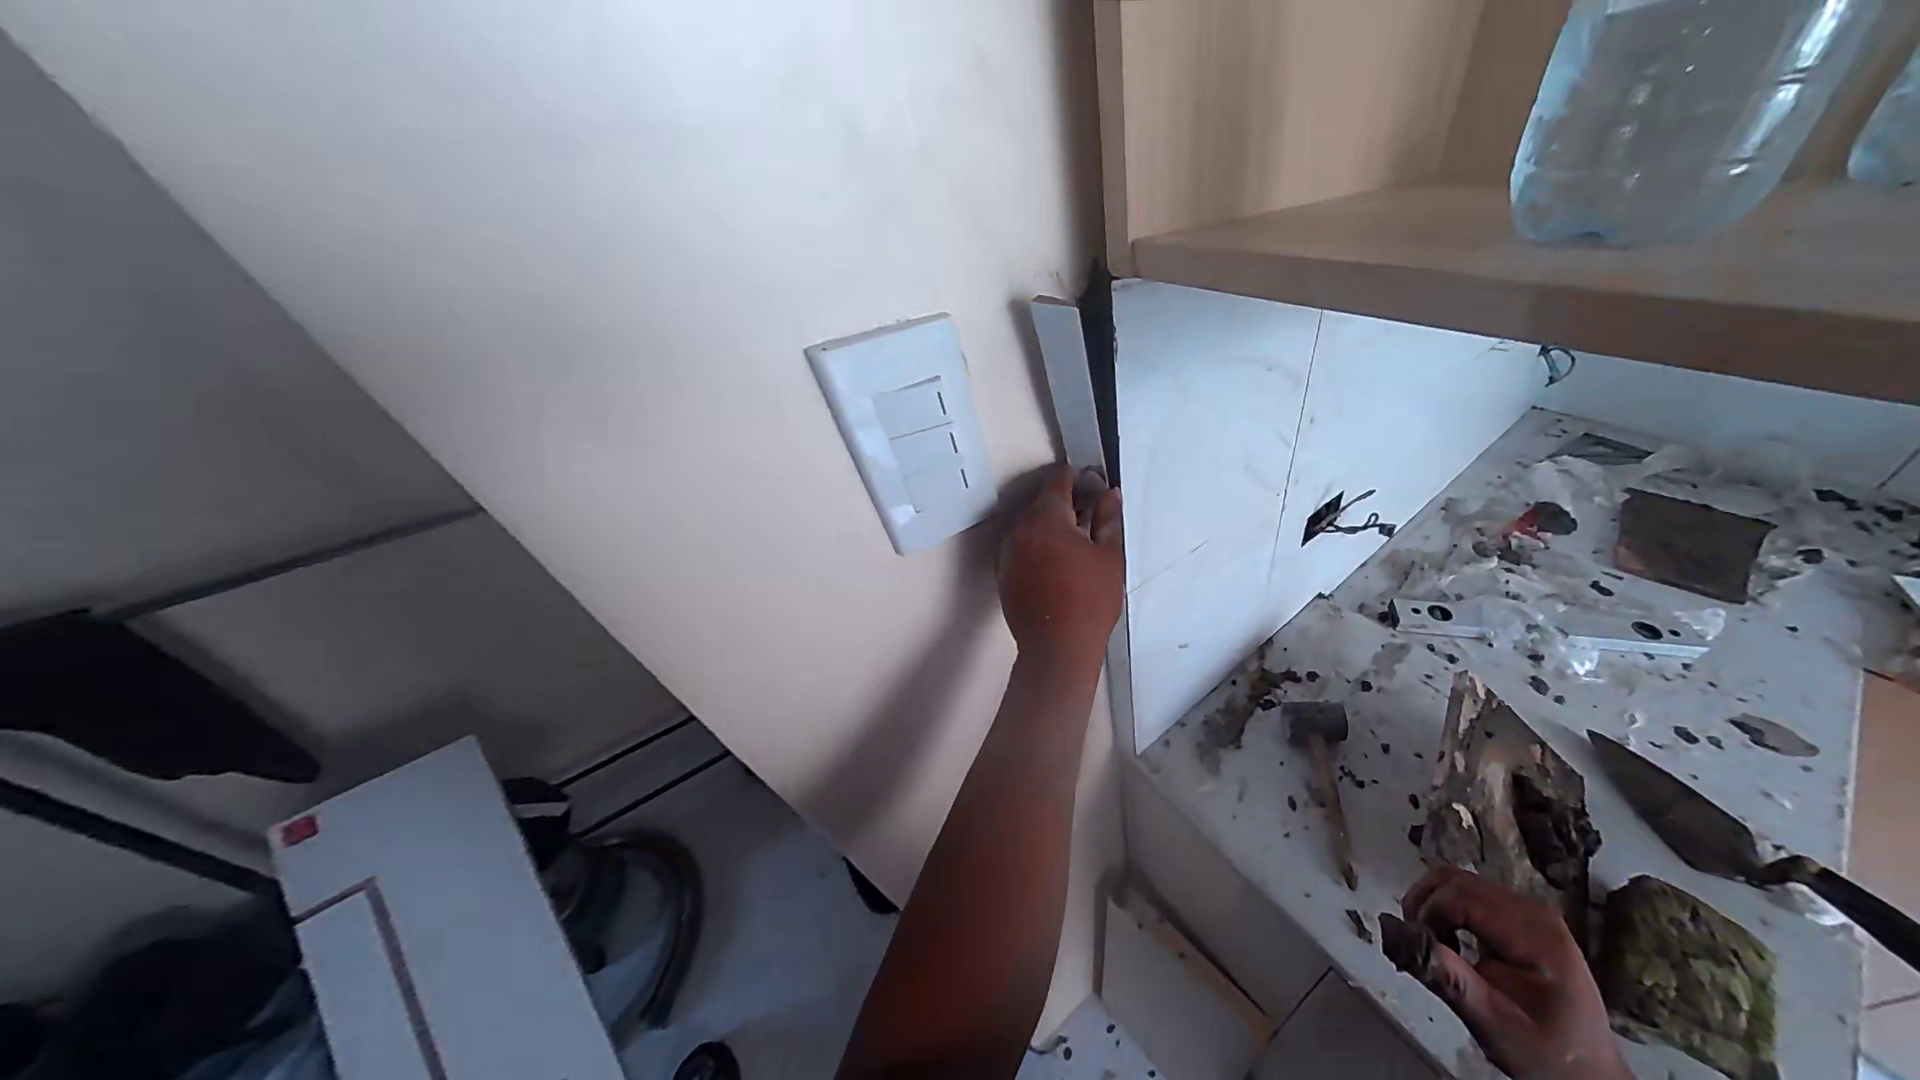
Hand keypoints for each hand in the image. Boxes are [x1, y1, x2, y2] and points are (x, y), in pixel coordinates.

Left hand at [998, 466, 1122, 661]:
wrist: (1056, 647)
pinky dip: (1039, 545)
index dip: (1077, 477)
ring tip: (1079, 541)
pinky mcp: (1004, 572)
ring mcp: (1008, 552)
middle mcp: (1020, 530)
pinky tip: (1060, 562)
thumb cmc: (1088, 602)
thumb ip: (1108, 519)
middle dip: (1066, 503)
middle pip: (1042, 503)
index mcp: (1046, 519)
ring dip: (1052, 525)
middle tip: (1092, 513)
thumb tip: (1110, 495)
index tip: (1092, 483)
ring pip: (1031, 525)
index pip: (1058, 481)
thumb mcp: (1109, 555)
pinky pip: (1022, 546)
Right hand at [1402, 867, 1631, 1079]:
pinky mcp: (1515, 913)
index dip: (1428, 914)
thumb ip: (1444, 975)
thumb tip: (1393, 931)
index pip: (1459, 895)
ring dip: (1429, 905)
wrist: (1585, 1070)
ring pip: (1453, 879)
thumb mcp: (1491, 1022)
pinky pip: (1464, 891)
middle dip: (1423, 906)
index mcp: (1536, 934)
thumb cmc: (1542, 1051)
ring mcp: (1525, 908)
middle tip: (1420, 945)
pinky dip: (1442, 908)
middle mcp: (1531, 909)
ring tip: (1432, 943)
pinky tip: (1450, 940)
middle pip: (1453, 879)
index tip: (1424, 951)